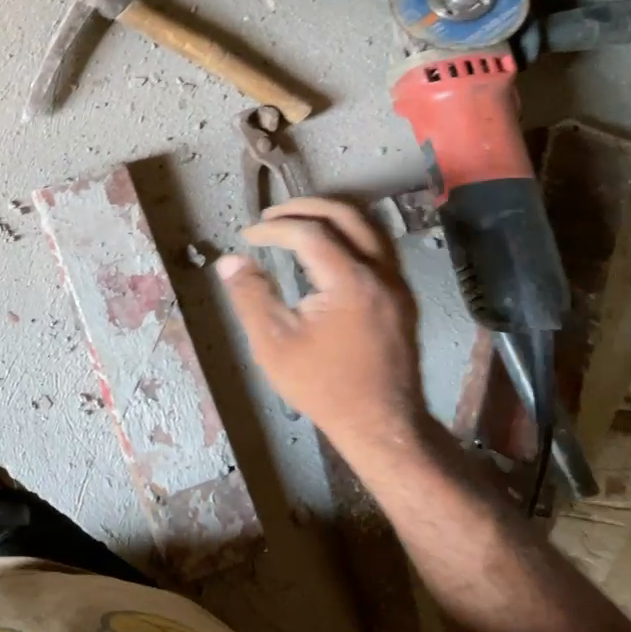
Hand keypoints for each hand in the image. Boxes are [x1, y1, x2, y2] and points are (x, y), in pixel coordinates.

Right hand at [216, 197, 425, 453]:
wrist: (381, 422)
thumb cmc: (322, 385)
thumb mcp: (273, 343)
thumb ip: (250, 295)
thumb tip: (230, 261)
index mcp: (350, 282)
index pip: (309, 233)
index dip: (273, 229)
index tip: (246, 237)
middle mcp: (380, 275)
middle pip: (346, 216)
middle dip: (304, 209)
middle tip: (270, 216)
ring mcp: (396, 285)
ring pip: (368, 228)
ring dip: (329, 218)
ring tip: (295, 224)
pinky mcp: (400, 298)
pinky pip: (377, 248)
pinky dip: (348, 235)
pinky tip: (324, 251)